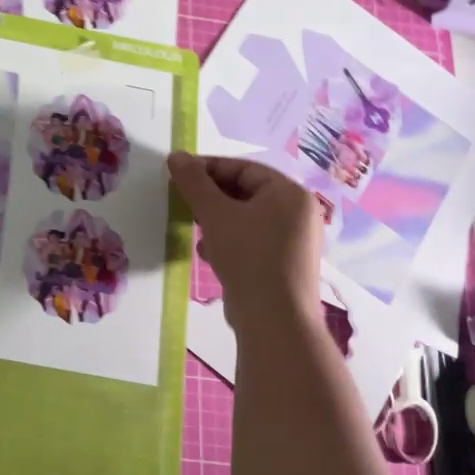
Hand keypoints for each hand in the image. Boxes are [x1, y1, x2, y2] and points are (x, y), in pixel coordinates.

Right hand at [167, 152, 323, 331]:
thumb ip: (194, 182)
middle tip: (183, 201)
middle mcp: (298, 213)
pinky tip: (210, 252)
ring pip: (246, 216)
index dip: (207, 168)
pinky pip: (252, 238)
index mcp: (290, 194)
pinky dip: (228, 239)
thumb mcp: (214, 214)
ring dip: (216, 219)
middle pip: (246, 191)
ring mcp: (294, 240)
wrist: (274, 318)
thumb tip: (176, 156)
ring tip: (195, 228)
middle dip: (211, 196)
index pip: (243, 168)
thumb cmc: (248, 255)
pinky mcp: (283, 262)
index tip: (177, 175)